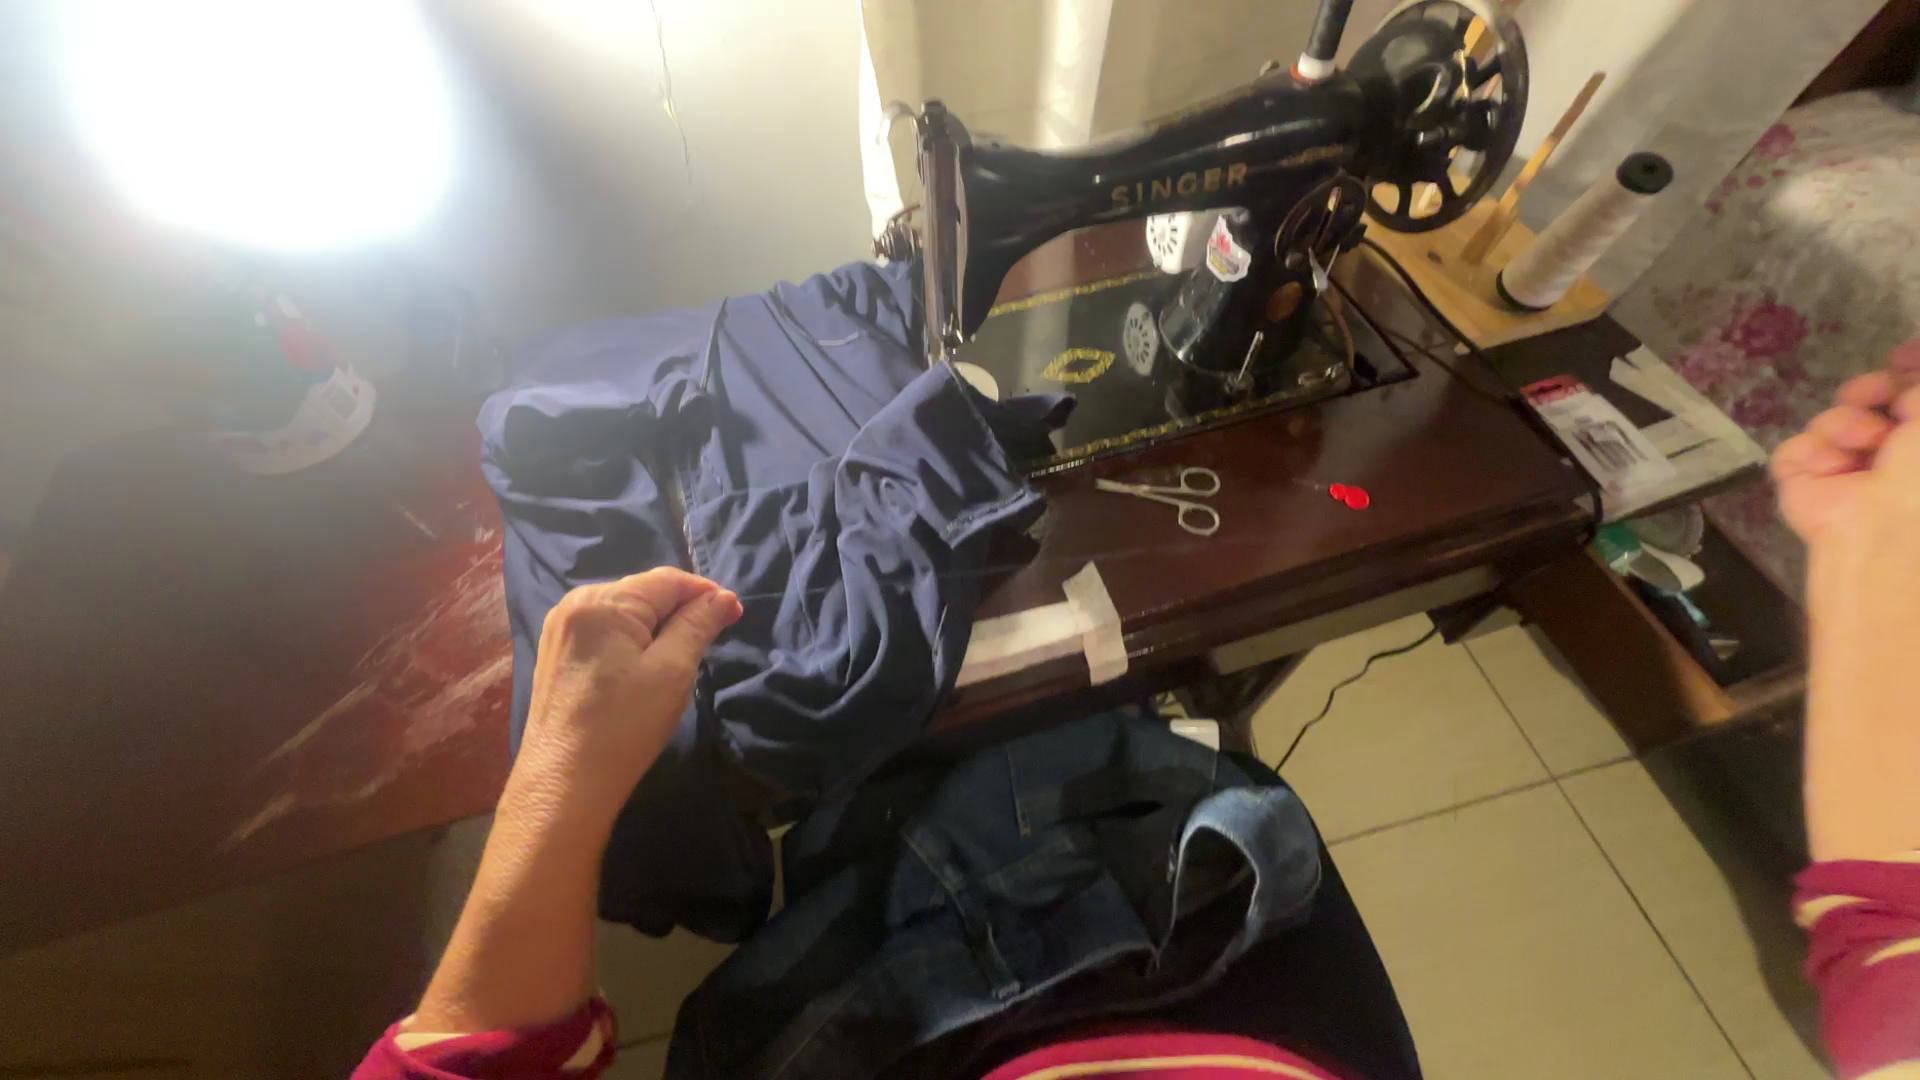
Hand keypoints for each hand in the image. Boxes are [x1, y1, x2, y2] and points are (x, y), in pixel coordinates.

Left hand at [512, 568, 743, 825]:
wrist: (565, 785)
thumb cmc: (625, 724)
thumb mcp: (673, 669)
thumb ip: (698, 624)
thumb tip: (723, 596)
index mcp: (602, 602)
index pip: (668, 580)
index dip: (707, 593)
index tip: (736, 616)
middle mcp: (575, 604)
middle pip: (646, 592)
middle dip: (685, 608)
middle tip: (716, 636)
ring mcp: (562, 628)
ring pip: (629, 611)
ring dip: (662, 624)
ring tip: (688, 651)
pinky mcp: (558, 652)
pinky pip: (609, 629)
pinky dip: (638, 637)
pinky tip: (651, 662)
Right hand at [1774, 341, 1919, 547]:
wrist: (1893, 525)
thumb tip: (1909, 374)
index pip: (1914, 392)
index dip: (1909, 366)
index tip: (1902, 353)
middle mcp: (1899, 449)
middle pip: (1874, 399)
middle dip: (1873, 389)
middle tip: (1874, 393)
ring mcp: (1849, 465)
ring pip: (1832, 420)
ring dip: (1845, 424)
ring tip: (1862, 442)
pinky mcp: (1804, 480)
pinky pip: (1794, 449)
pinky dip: (1810, 454)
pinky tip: (1832, 467)